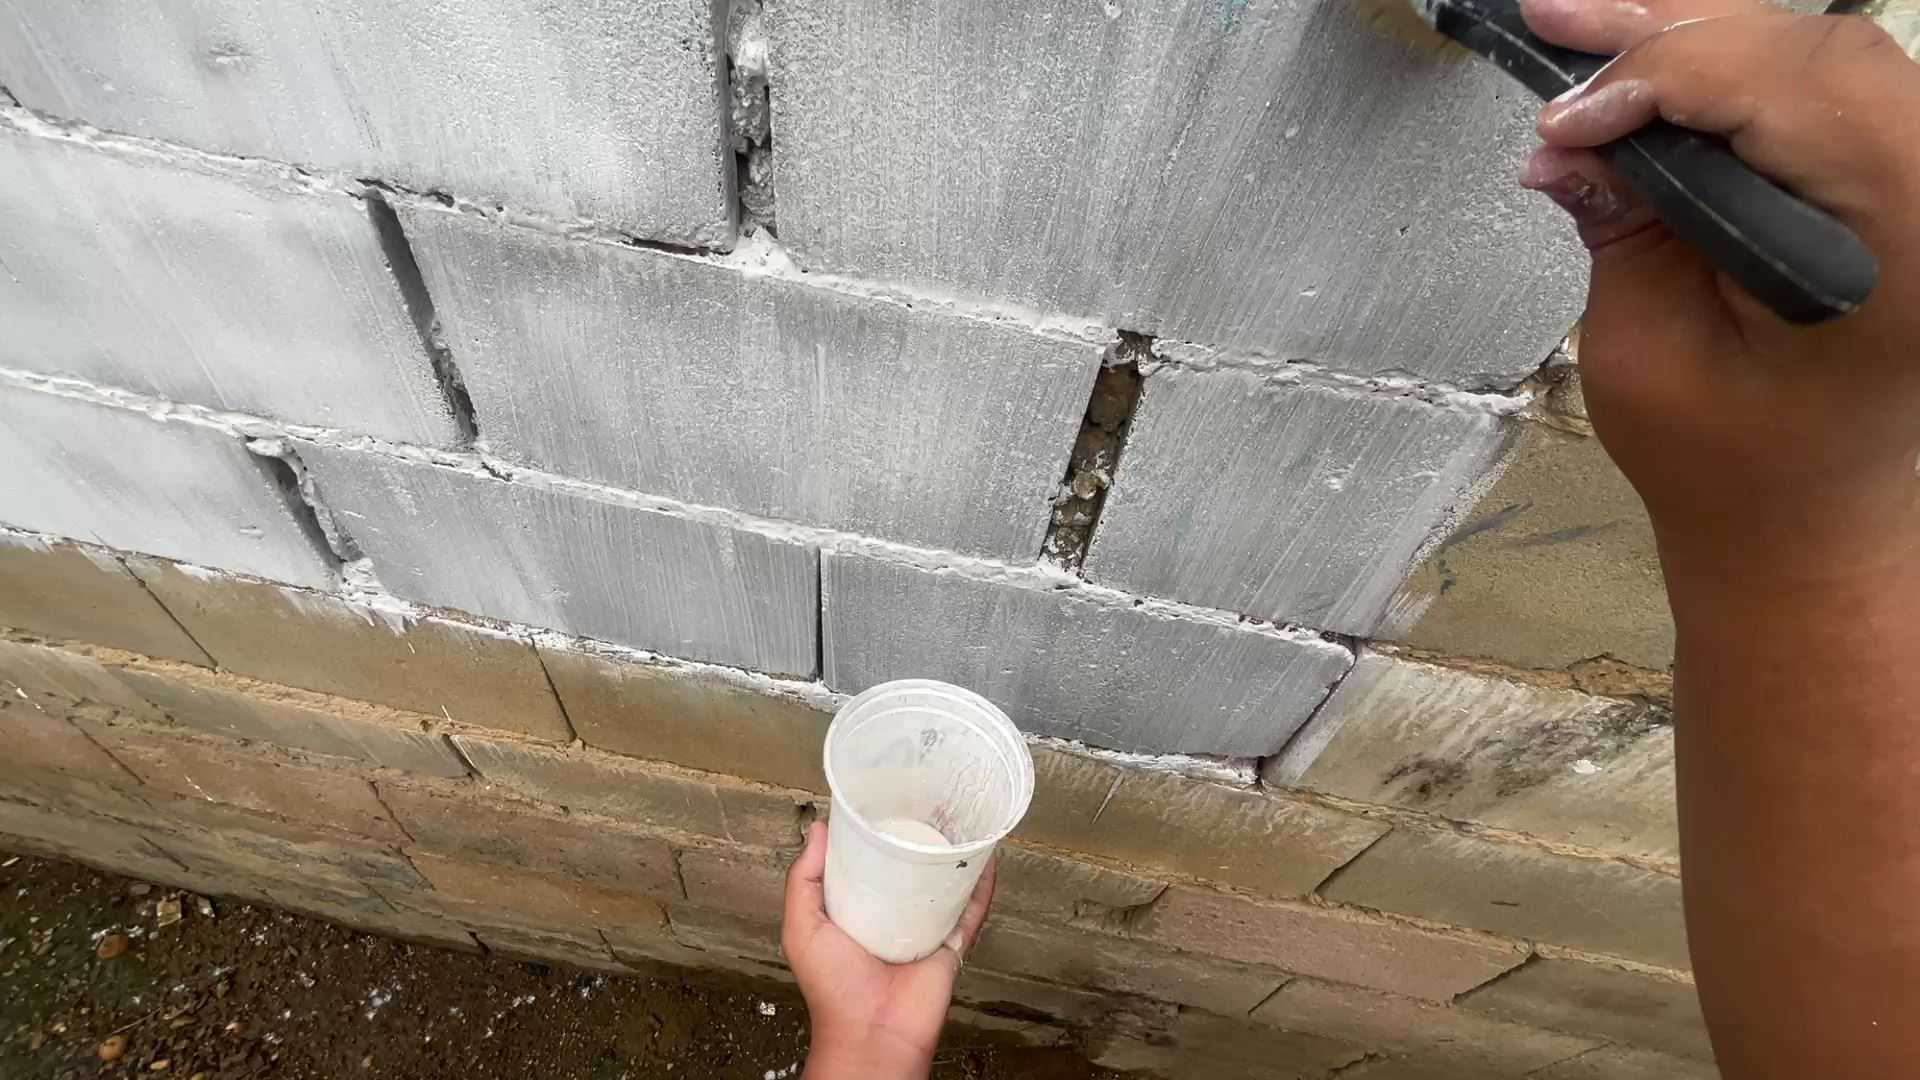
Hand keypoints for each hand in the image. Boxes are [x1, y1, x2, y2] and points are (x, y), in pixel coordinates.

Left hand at [782, 822, 996, 1079]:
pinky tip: (986, 859)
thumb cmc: (834, 993)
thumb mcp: (804, 930)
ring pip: (943, 883)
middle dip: (916, 838)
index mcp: (858, 910)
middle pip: (909, 868)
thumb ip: (803, 881)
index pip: (867, 863)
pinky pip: (971, 908)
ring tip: (957, 822)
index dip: (873, 834)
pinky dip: (982, 884)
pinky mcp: (951, 942)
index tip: (879, 803)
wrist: (872, 1037)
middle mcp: (893, 915)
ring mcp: (925, 927)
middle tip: (923, 804)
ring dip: (952, 856)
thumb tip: (818, 832)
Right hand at [1517, 0, 1919, 576]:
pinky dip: (1716, 82)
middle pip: (1813, 49)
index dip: (1664, 77)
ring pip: (1815, 55)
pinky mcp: (1894, 178)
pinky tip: (1640, 87)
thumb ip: (1625, 232)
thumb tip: (1567, 152)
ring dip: (1689, 41)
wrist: (1801, 503)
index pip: (1795, 89)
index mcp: (1908, 237)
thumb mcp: (1644, 348)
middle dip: (1668, 32)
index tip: (1557, 121)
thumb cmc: (1719, 454)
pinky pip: (1812, 95)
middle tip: (1555, 18)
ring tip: (1583, 31)